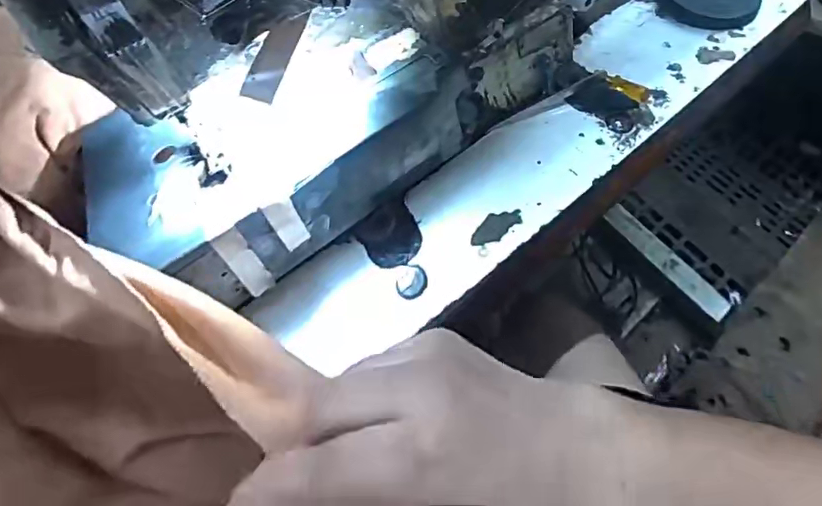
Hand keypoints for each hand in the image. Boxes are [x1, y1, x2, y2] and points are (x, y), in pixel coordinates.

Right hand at [229, 330, 621, 505]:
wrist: (584, 453)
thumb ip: (367, 503)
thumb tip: (312, 494)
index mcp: (420, 453)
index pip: (316, 469)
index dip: (267, 489)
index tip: (236, 502)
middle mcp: (415, 385)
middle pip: (317, 404)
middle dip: (289, 442)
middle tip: (279, 479)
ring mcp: (426, 347)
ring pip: (343, 377)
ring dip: (328, 415)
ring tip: (335, 452)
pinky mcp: (435, 333)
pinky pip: (374, 362)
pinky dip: (361, 394)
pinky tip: (378, 421)